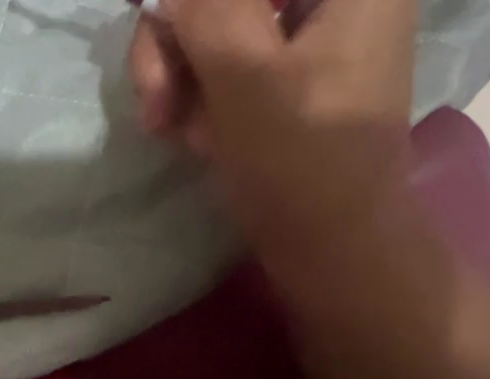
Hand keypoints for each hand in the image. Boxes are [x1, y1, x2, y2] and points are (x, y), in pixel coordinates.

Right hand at [128, 0, 417, 254]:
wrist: (332, 244)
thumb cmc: (299, 158)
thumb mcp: (244, 73)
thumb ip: (206, 8)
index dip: (191, 2)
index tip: (159, 27)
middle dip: (176, 41)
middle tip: (157, 102)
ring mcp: (306, 34)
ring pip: (214, 27)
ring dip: (178, 76)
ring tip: (173, 130)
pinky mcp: (285, 75)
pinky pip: (223, 64)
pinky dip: (198, 96)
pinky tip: (197, 136)